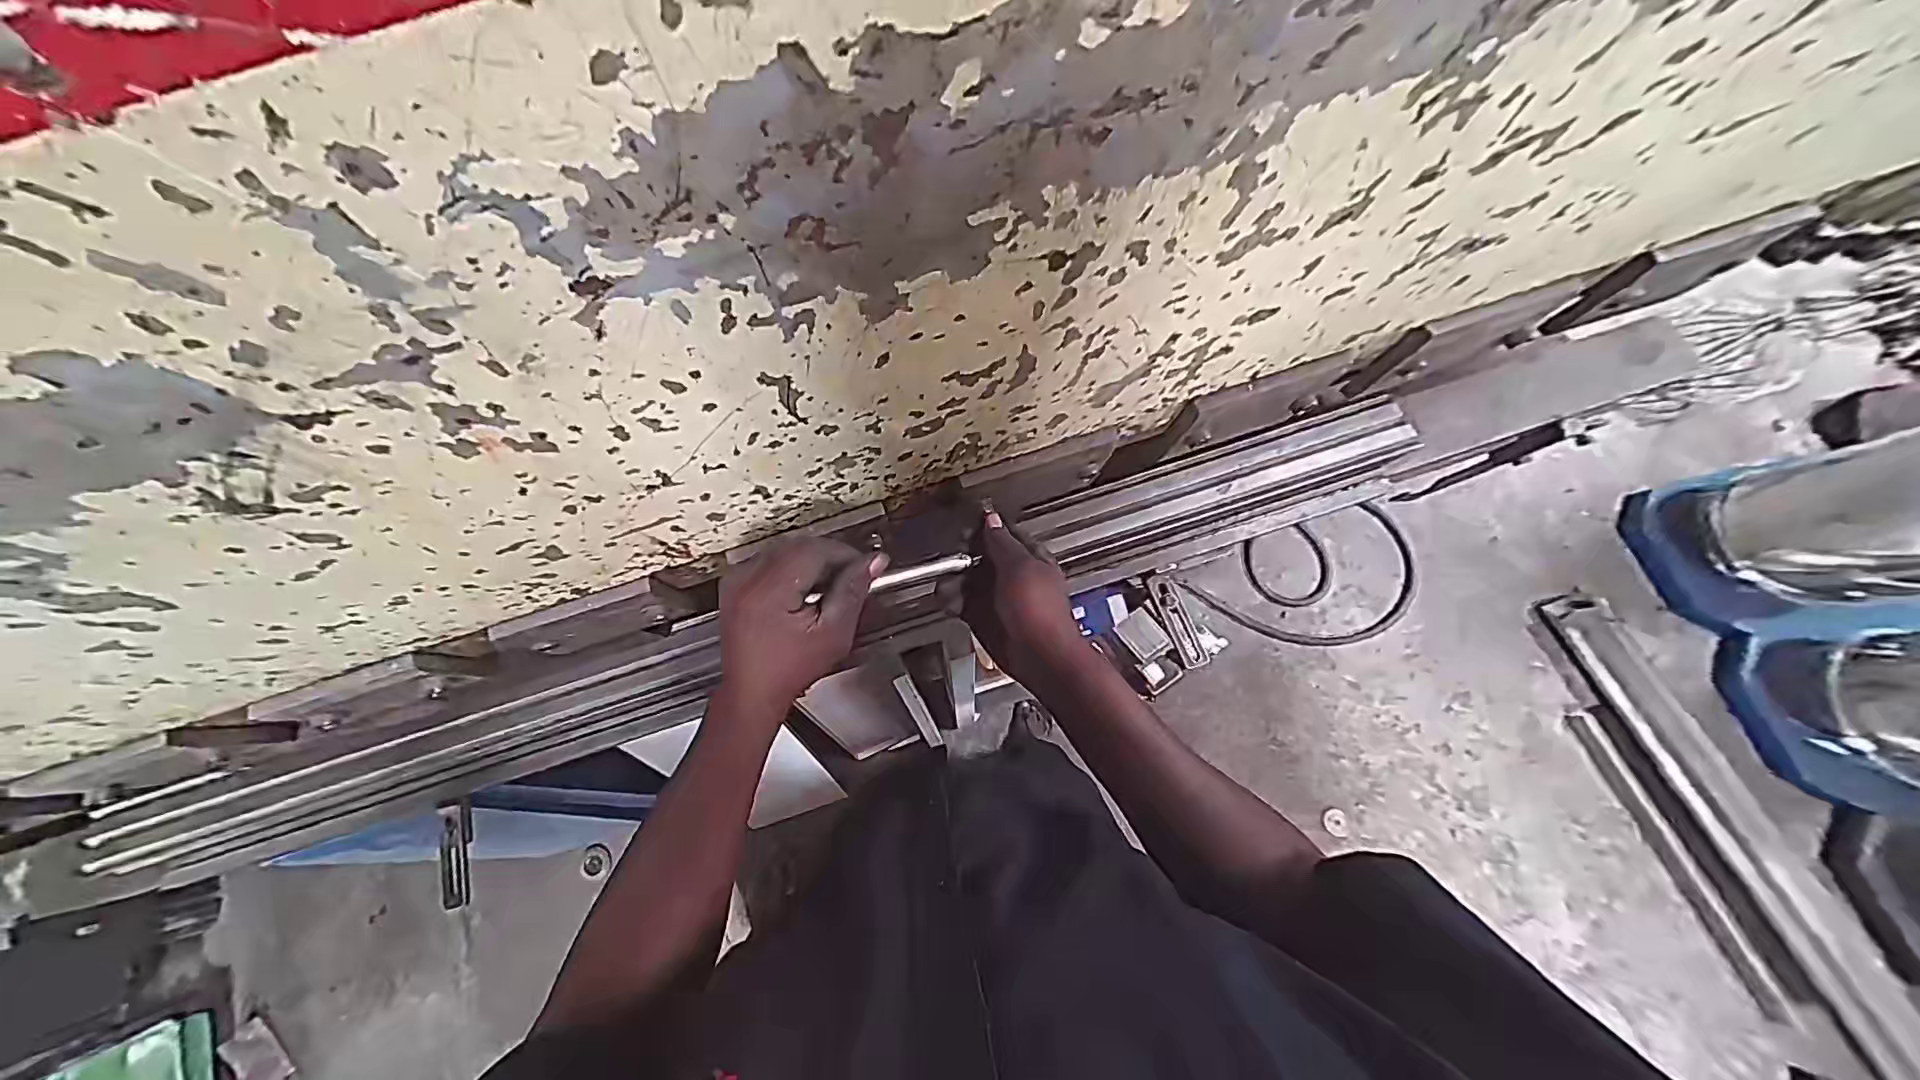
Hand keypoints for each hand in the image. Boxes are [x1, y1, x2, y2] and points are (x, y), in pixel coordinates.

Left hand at [717, 537, 887, 711]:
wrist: (753, 692)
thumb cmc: (787, 672)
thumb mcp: (833, 634)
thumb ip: (853, 592)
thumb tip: (872, 562)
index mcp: (770, 590)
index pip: (816, 549)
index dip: (845, 554)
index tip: (863, 566)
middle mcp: (748, 579)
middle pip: (800, 544)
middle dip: (830, 556)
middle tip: (851, 575)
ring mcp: (737, 580)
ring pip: (786, 548)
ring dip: (812, 560)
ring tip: (828, 586)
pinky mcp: (734, 584)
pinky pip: (769, 559)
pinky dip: (792, 566)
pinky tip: (805, 589)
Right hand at [962, 505, 1090, 687]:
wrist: (1040, 656)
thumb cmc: (1042, 614)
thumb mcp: (1020, 567)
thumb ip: (1002, 543)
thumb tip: (991, 521)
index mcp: (1030, 559)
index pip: (1003, 535)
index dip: (983, 530)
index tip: (965, 530)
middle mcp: (1014, 577)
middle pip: (981, 557)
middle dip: (963, 558)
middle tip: (952, 560)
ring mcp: (999, 598)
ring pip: (969, 581)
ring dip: (954, 581)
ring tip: (948, 586)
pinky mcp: (985, 618)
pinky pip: (962, 604)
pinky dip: (952, 602)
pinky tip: (950, 602)